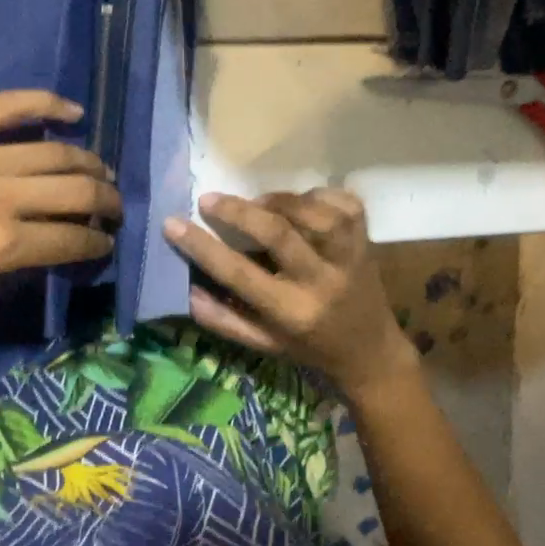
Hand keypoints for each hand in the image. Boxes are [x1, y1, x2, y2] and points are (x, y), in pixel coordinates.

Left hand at [0, 90, 118, 307]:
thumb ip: (23, 259)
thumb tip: (62, 241)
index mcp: (3, 245)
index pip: (73, 239)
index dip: (99, 243)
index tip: (106, 243)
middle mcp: (0, 198)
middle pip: (76, 191)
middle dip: (107, 202)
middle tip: (114, 207)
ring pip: (56, 152)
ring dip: (90, 163)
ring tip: (101, 171)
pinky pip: (8, 106)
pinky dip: (45, 103)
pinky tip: (72, 112)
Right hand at [163, 189, 417, 402]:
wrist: (370, 350)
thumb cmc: (308, 346)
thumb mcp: (261, 343)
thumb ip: (221, 319)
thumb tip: (184, 288)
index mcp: (292, 312)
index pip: (239, 273)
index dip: (202, 247)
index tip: (173, 223)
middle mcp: (323, 281)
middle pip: (278, 233)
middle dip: (238, 211)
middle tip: (209, 200)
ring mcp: (350, 257)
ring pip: (315, 213)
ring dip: (279, 201)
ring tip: (258, 204)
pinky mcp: (367, 239)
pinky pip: (343, 203)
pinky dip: (318, 195)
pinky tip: (300, 204)